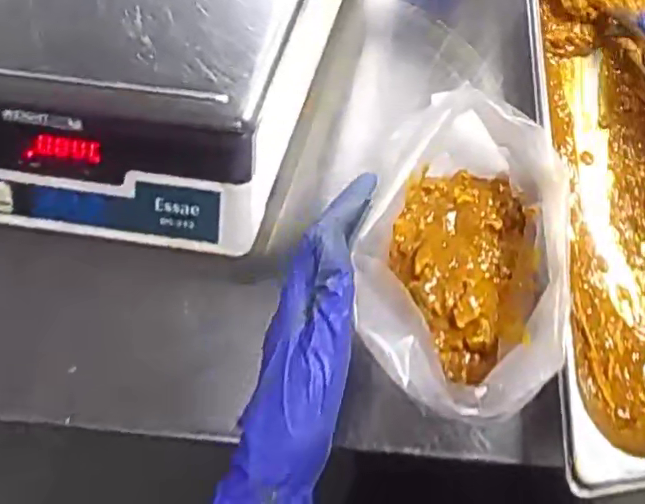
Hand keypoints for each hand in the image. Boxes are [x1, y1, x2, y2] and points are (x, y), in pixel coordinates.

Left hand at [215, 174, 376, 503]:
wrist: (276, 458)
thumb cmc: (302, 405)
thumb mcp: (323, 346)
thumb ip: (330, 294)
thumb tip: (336, 243)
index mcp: (297, 301)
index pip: (318, 242)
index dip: (341, 211)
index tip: (366, 185)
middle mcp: (292, 305)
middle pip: (314, 248)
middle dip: (339, 216)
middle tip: (368, 195)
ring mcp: (295, 321)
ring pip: (317, 263)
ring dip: (339, 236)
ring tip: (364, 219)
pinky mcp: (303, 336)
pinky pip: (322, 281)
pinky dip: (338, 261)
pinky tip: (353, 268)